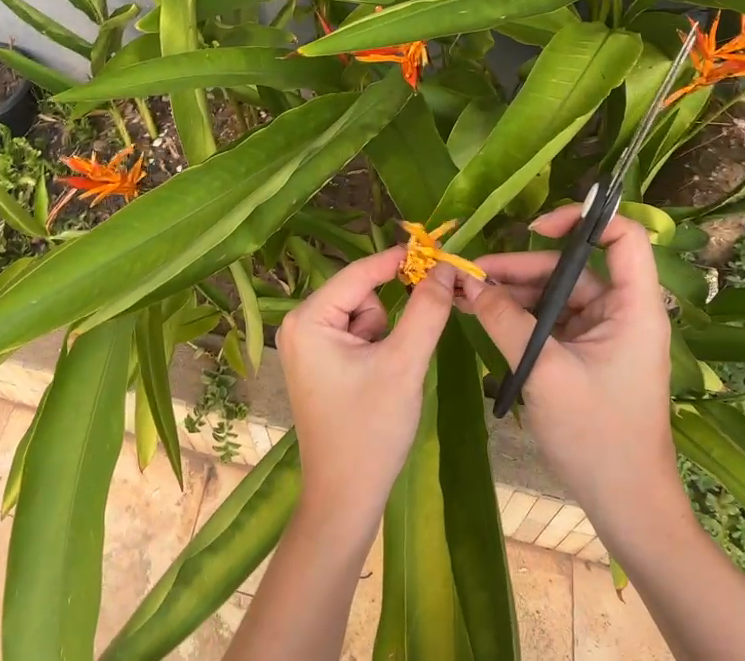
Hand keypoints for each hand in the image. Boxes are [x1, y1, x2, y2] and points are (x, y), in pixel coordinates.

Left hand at [275, 247, 452, 526]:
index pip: (358, 273)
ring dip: (386, 336)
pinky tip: (380, 382)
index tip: (439, 251)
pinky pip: (356, 337)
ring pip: (363, 316)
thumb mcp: (404, 364)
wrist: (346, 493)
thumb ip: (425, 311)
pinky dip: (377, 350)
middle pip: (360, 294)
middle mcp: (299, 325)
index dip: (399, 260)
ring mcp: (307, 346)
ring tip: (390, 375)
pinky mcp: (319, 364)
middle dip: (391, 312)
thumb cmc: (370, 429)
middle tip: (414, 334)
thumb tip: (445, 269)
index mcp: (308, 319)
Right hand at [457, 206, 683, 522]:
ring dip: (510, 292)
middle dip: (518, 267)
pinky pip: (547, 320)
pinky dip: (516, 316)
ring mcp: (601, 334)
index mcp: (634, 309)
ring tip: (464, 296)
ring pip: (552, 294)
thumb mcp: (544, 372)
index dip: (584, 220)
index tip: (536, 229)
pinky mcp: (583, 354)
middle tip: (468, 274)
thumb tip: (466, 282)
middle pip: (570, 268)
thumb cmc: (598, 435)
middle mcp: (620, 313)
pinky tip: (481, 316)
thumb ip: (504, 321)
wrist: (624, 501)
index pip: (624, 238)